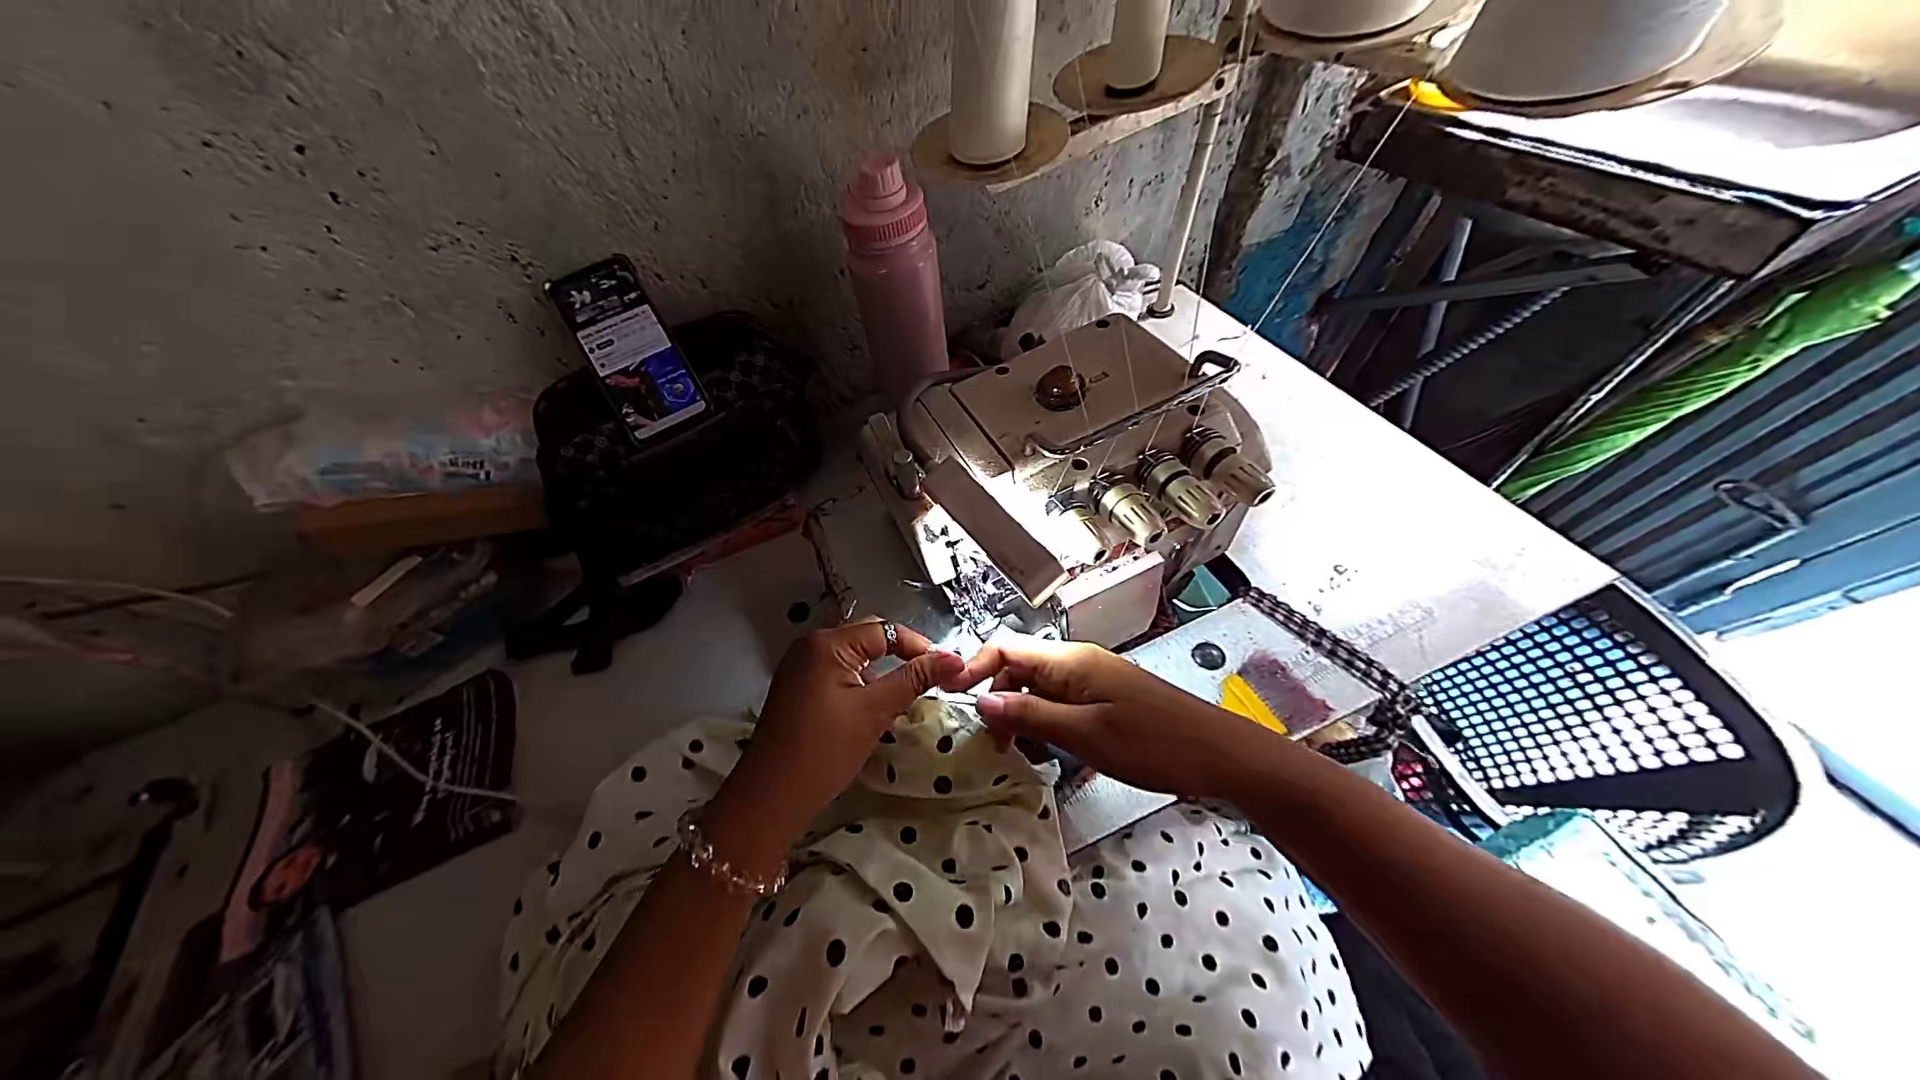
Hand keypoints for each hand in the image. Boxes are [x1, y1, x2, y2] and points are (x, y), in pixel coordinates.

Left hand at [706, 618, 963, 863]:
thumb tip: (955, 658)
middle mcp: (810, 646)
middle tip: (930, 681)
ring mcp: (800, 667)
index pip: (885, 630)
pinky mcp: (797, 688)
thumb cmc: (824, 750)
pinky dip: (861, 685)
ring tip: (907, 696)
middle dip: (901, 657)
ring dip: (882, 672)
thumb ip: (915, 679)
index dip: (918, 647)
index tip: (945, 669)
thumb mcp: (875, 712)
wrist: (770, 798)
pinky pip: (838, 674)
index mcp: (827, 644)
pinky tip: (875, 708)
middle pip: (868, 639)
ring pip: (854, 658)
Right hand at [953, 632, 1281, 799]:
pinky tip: (1047, 749)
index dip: (975, 667)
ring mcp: (1094, 681)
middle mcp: (1079, 663)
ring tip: (1016, 750)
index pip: (1006, 647)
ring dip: (1020, 714)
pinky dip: (1045, 722)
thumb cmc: (1154, 743)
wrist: (1220, 755)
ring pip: (1040, 688)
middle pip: (1020, 668)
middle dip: (997, 698)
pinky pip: (1062, 703)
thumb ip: (1030, 715)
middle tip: (992, 742)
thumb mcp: (1085, 734)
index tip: (953, 697)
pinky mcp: (1107, 700)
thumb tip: (982, 701)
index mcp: (1070, 661)